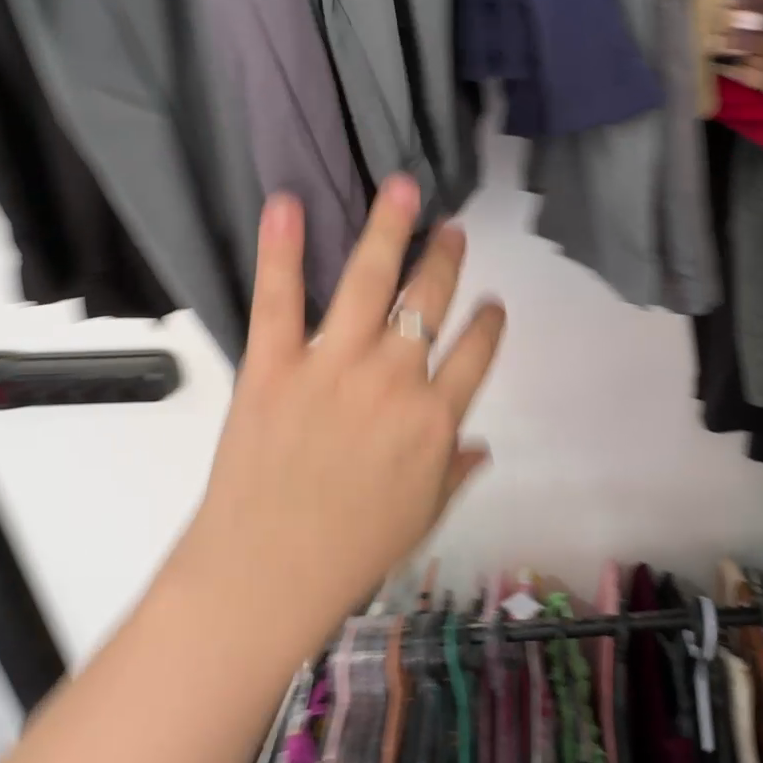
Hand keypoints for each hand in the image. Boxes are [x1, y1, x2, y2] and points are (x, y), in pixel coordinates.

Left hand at [187, 177, 505, 607]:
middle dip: (445, 261)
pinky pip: (279, 299)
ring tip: (402, 189)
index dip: (489, 323)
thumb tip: (479, 446)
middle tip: (453, 230)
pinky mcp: (273, 365)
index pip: (476, 353)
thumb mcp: (424, 516)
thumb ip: (455, 471)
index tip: (493, 304)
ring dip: (389, 230)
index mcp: (436, 418)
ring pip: (368, 283)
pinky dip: (279, 250)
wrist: (269, 573)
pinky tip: (286, 204)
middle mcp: (394, 379)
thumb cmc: (355, 552)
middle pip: (429, 304)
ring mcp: (333, 365)